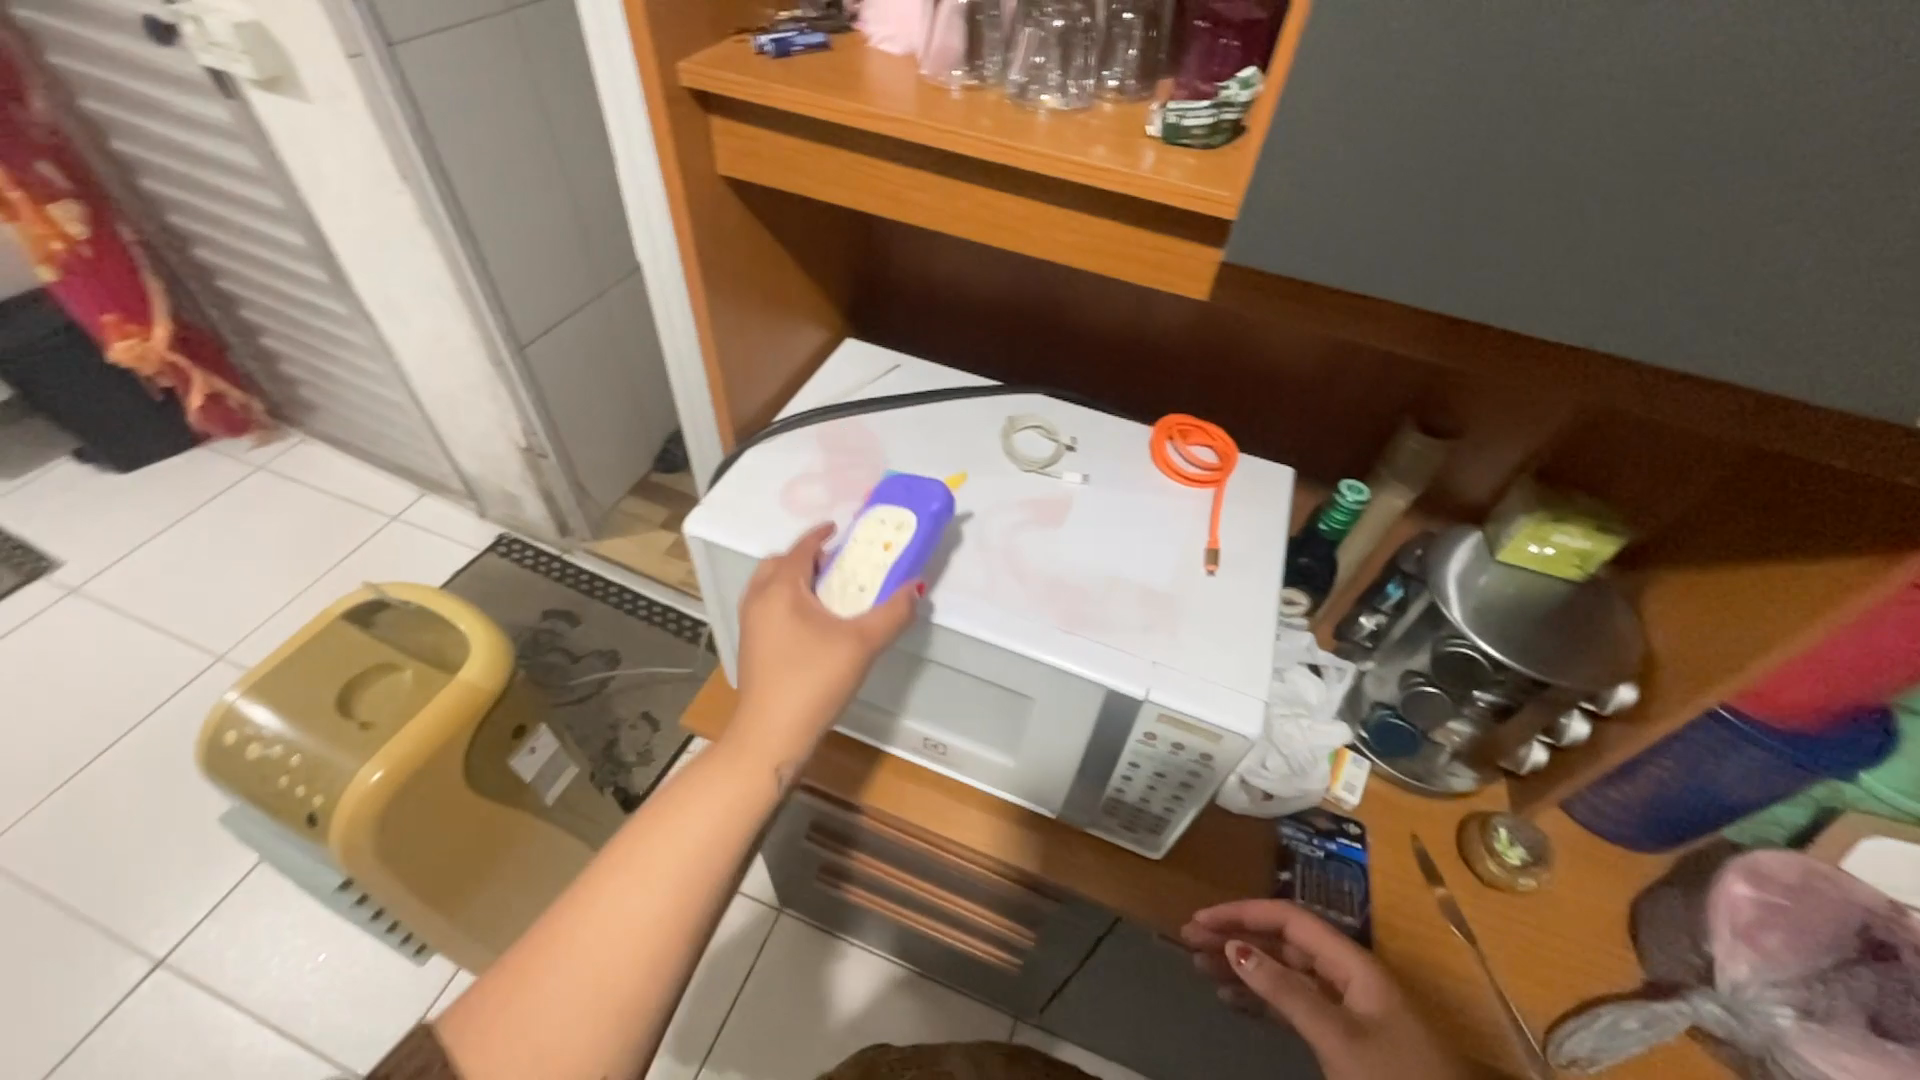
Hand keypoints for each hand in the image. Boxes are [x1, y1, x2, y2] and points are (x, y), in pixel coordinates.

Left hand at [730, 523, 919, 760]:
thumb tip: (916, 588)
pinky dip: (787, 601)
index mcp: (781, 587)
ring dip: (795, 580)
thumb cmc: (814, 681)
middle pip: (780, 563)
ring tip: (828, 593)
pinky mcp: (751, 646)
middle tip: (838, 565)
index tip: (844, 530)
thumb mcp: (862, 644)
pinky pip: (768, 607)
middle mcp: (758, 598)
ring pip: (770, 586)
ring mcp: (750, 624)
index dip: (823, 535)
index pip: (802, 547)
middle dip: (807, 557)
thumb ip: (893, 613)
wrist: (771, 733)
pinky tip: (813, 625)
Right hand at [1181, 900, 1468, 1079]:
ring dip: (1244, 967)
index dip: (1244, 912)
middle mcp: (1349, 976)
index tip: (1200, 919)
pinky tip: (1233, 1000)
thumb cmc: (1395, 1078)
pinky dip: (1262, 998)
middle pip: (1284, 943)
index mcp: (1354, 963)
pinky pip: (1294, 1003)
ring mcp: (1348, 1007)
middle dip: (1237, 937)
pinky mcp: (1345, 1037)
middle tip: (1188, 939)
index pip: (1290, 920)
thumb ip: (1286, 991)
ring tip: (1200, 966)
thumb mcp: (1338, 1037)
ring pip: (1285, 973)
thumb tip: (1236, 946)